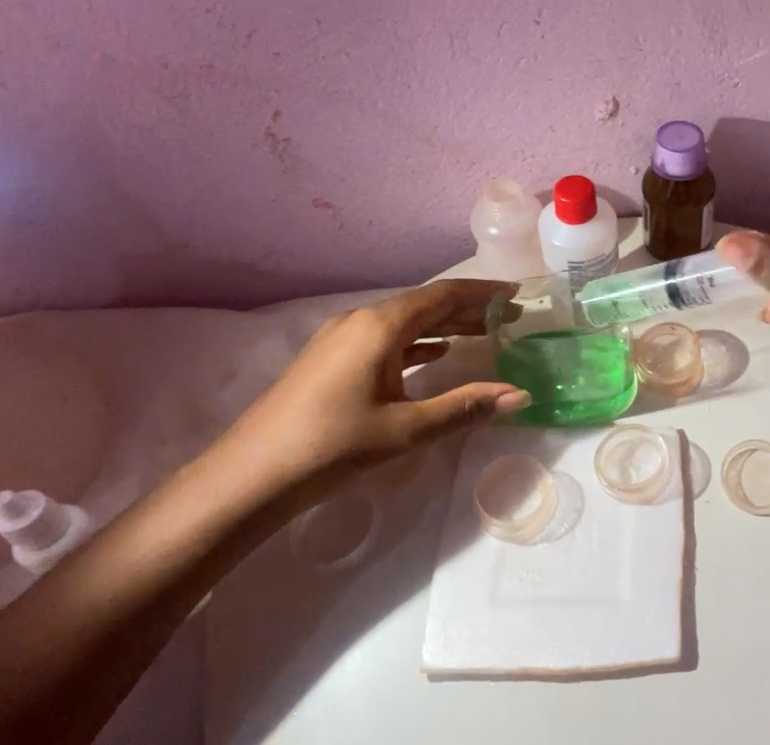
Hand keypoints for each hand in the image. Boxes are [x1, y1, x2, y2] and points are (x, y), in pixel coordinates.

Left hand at [222, 280, 530, 493]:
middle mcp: (360, 321)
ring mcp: (340, 339)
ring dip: (444, 325)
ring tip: (482, 334)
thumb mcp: (406, 429)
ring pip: (404, 322)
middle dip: (468, 309)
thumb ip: (464, 407)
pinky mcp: (330, 360)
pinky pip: (385, 339)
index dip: (482, 293)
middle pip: (424, 305)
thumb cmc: (332, 446)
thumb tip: (519, 395)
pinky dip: (417, 342)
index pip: (443, 295)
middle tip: (509, 317)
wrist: (250, 476)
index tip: (516, 295)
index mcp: (380, 326)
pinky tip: (435, 355)